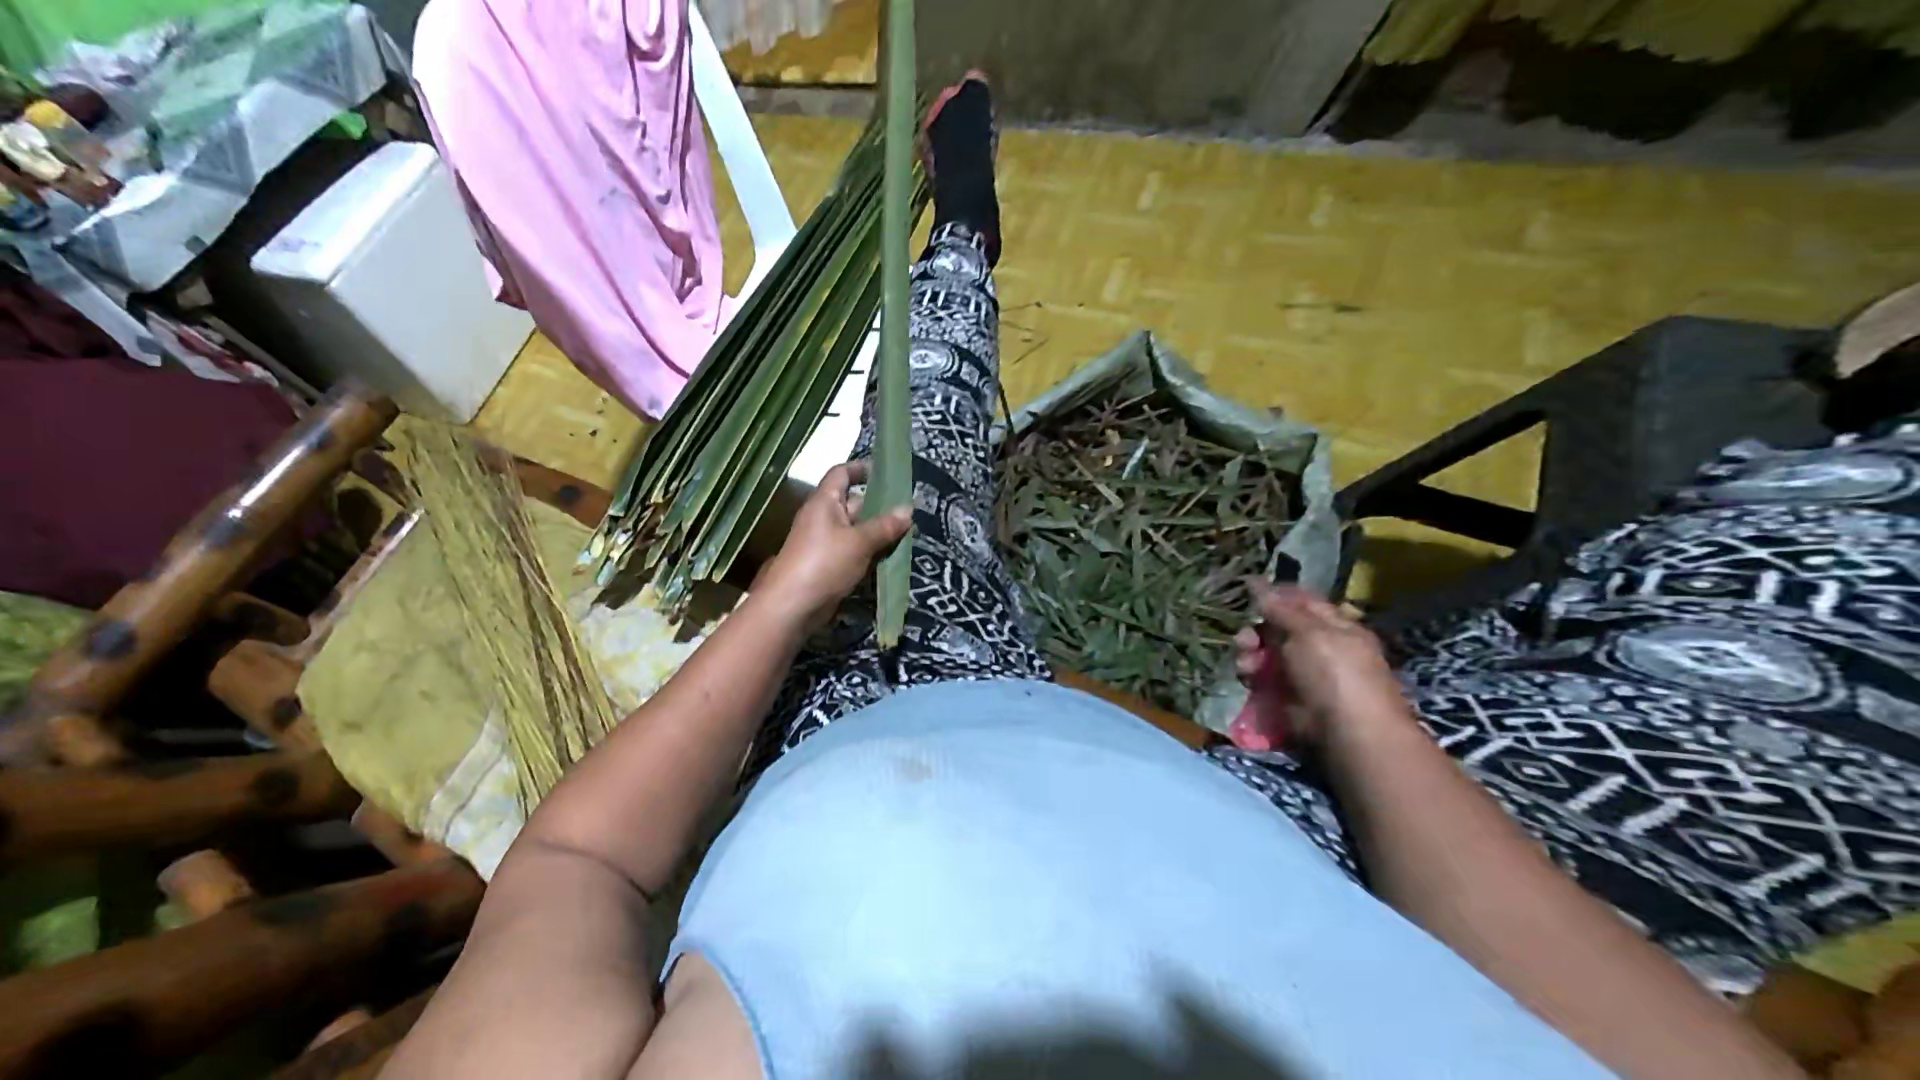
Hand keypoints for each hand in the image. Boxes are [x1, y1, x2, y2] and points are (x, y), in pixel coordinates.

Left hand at [755, 461, 912, 630]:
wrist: (793, 606)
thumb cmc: (824, 563)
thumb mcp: (860, 542)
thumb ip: (885, 525)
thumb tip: (908, 509)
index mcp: (824, 502)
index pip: (841, 474)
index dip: (861, 468)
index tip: (885, 472)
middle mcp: (824, 518)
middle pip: (854, 503)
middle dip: (880, 506)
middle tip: (911, 510)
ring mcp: (826, 542)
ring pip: (857, 530)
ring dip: (879, 532)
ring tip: (909, 533)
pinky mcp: (830, 564)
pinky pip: (855, 550)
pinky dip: (871, 552)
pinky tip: (893, 556)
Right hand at [1229, 580, 1412, 751]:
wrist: (1346, 730)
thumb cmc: (1335, 671)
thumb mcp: (1309, 631)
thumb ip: (1280, 608)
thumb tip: (1256, 582)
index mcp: (1336, 627)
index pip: (1304, 603)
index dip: (1278, 595)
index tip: (1250, 591)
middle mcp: (1320, 648)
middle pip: (1279, 629)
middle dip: (1257, 630)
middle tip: (1245, 638)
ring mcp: (1304, 674)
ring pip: (1266, 654)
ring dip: (1250, 653)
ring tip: (1245, 663)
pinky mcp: (1288, 698)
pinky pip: (1263, 679)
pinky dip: (1251, 676)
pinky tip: (1247, 677)